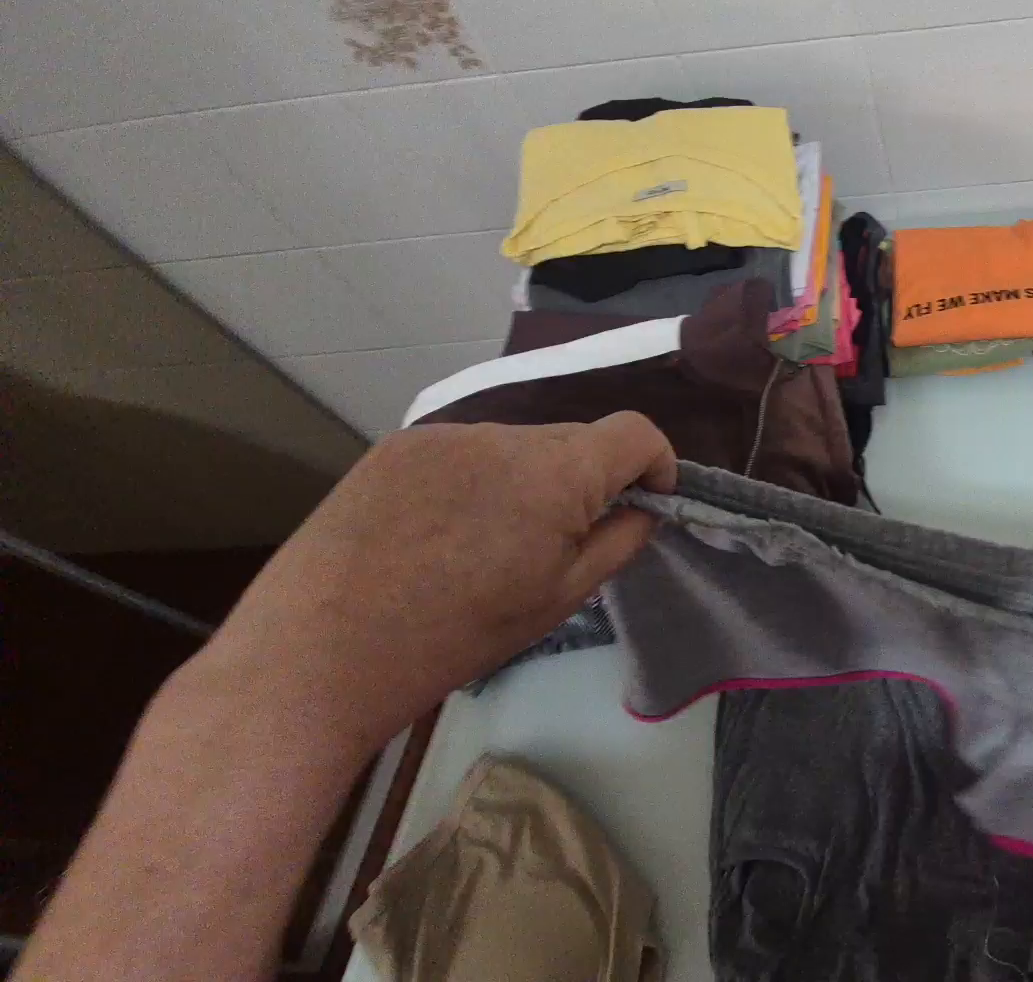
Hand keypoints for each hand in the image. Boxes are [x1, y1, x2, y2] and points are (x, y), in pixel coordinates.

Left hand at [186, 413, 675, 753]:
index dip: (656, 462)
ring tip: (497, 537)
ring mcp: (445, 435)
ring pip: (524, 444)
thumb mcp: (562, 597)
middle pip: (579, 438)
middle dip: (592, 477)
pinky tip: (450, 527)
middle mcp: (503, 436)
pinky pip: (472, 449)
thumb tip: (643, 508)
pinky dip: (485, 477)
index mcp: (554, 475)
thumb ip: (621, 540)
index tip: (648, 499)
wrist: (319, 656)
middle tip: (566, 535)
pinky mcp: (399, 445)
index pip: (635, 432)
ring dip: (536, 477)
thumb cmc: (458, 636)